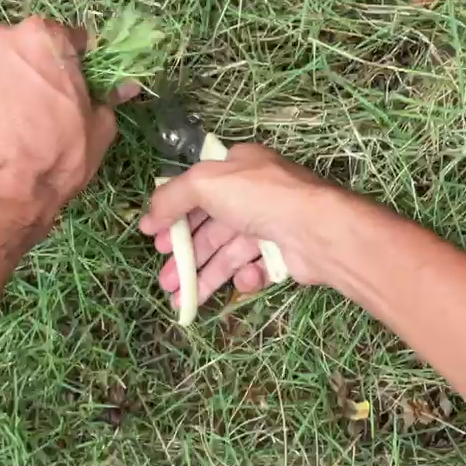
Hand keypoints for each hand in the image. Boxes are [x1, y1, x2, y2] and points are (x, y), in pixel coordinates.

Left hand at [0, 17, 132, 245]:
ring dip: (34, 82)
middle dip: (56, 69)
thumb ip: (110, 97)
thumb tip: (125, 87)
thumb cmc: (60, 153)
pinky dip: (16, 96)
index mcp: (42, 34)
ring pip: (20, 65)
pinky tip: (26, 123)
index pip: (75, 39)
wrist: (7, 191)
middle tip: (69, 104)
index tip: (92, 86)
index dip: (87, 64)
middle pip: (42, 47)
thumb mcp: (99, 125)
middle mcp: (6, 36)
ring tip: (46, 117)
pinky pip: (3, 83)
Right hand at [139, 143, 348, 304]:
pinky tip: (242, 280)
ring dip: (202, 275)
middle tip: (165, 279)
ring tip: (179, 298)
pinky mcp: (282, 255)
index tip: (152, 237)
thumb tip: (150, 218)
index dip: (173, 214)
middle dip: (185, 255)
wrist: (315, 230)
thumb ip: (172, 196)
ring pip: (227, 253)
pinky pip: (254, 268)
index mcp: (237, 167)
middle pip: (209, 228)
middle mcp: (253, 194)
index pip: (197, 190)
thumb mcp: (205, 183)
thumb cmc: (259, 197)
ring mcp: (269, 226)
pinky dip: (244, 277)